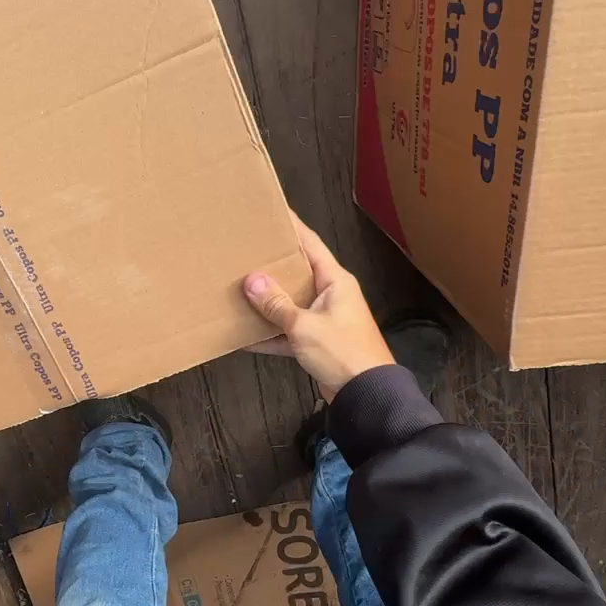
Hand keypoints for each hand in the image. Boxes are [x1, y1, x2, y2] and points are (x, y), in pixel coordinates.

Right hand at [243, 216, 394, 400]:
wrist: (366, 395)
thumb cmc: (343, 353)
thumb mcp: (304, 326)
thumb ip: (276, 303)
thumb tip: (252, 280)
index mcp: (335, 281)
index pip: (311, 244)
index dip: (292, 227)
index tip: (273, 211)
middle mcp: (331, 295)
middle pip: (297, 272)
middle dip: (273, 264)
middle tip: (247, 250)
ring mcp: (324, 319)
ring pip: (290, 302)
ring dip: (267, 301)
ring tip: (239, 289)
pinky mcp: (317, 342)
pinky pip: (288, 332)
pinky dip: (269, 335)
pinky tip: (245, 337)